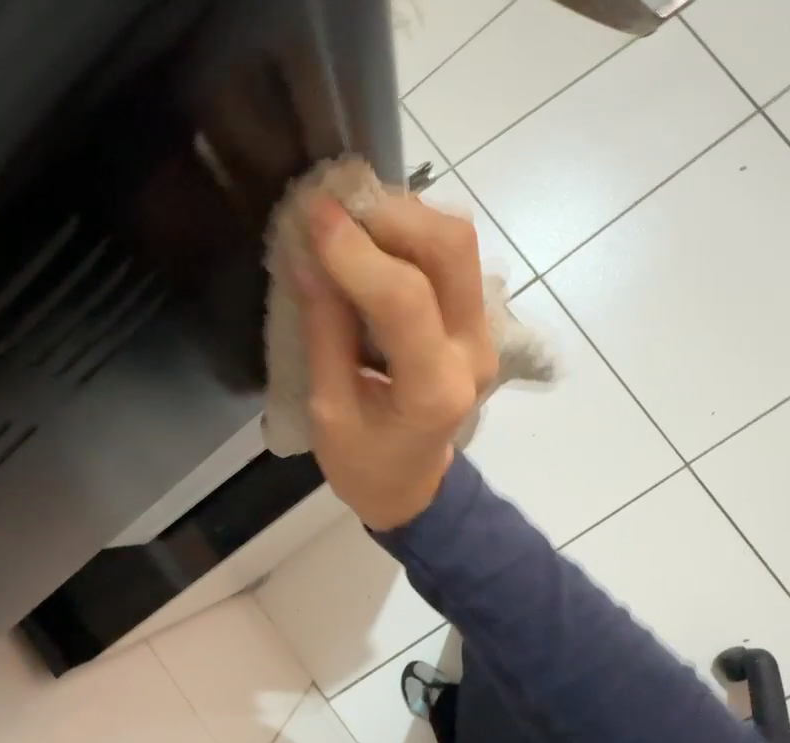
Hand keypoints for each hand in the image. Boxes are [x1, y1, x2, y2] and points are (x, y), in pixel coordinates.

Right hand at [296, 192, 498, 529]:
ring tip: (348, 219)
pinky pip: (451, 258)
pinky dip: (409, 233)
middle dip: (391, 216)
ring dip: (402, 217)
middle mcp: (472, 352)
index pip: (404, 300)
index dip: (356, 252)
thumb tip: (306, 257)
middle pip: (452, 250)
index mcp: (433, 391)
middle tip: (334, 210)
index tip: (313, 217)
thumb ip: (324, 332)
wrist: (412, 485)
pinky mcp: (475, 319)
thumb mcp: (328, 410)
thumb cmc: (363, 464)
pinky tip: (371, 238)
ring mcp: (483, 332)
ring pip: (458, 243)